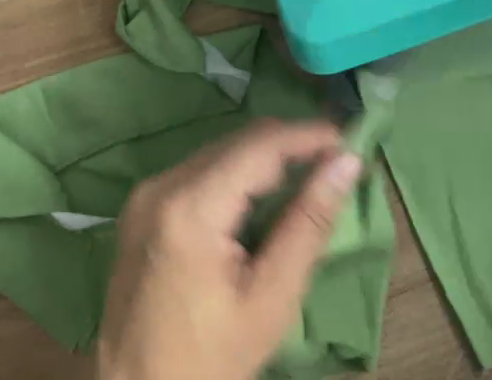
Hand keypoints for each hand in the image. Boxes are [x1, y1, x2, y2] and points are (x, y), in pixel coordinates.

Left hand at [95, 119, 363, 379]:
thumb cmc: (210, 357)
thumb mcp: (271, 298)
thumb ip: (309, 223)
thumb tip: (346, 164)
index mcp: (191, 208)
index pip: (260, 145)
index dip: (309, 135)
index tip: (351, 141)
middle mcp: (162, 185)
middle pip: (238, 142)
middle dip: (290, 145)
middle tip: (336, 162)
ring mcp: (145, 194)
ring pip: (219, 152)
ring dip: (265, 158)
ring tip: (309, 177)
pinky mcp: (141, 207)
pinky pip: (199, 171)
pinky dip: (237, 174)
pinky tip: (264, 197)